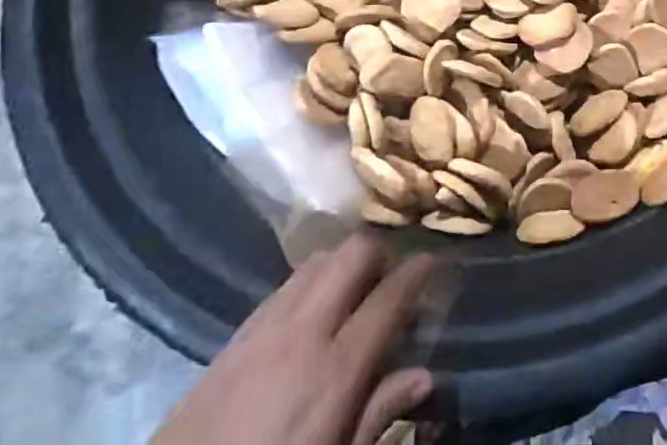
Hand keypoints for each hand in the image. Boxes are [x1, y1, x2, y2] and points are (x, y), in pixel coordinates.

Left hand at [153, 236, 436, 444]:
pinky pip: (284, 285)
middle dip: (378, 252)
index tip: (431, 260)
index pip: (387, 300)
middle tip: (392, 272)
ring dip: (342, 261)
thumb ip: (378, 415)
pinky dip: (309, 280)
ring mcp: (265, 327)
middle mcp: (303, 332)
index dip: (415, 274)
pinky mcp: (236, 334)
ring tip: (354, 285)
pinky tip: (311, 307)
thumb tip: (424, 375)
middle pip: (350, 257)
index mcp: (336, 370)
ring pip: (315, 262)